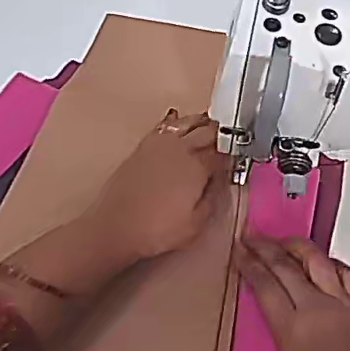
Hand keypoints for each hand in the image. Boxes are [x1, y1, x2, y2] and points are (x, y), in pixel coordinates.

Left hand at [80, 110, 227, 263]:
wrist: (115, 226)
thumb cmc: (158, 230)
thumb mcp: (196, 224)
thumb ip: (213, 199)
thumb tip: (220, 181)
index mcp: (198, 167)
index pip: (223, 153)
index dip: (231, 156)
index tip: (233, 161)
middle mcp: (182, 149)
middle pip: (209, 131)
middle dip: (221, 135)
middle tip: (226, 142)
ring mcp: (161, 143)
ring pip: (188, 121)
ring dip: (202, 122)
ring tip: (208, 127)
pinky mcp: (144, 145)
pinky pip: (165, 125)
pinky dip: (176, 120)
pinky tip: (178, 121)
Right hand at [236, 237, 349, 350]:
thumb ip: (264, 342)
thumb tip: (256, 320)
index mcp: (292, 329)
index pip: (265, 282)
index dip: (249, 263)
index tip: (240, 251)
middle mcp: (318, 311)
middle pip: (288, 265)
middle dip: (267, 247)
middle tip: (254, 238)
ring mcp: (340, 308)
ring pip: (318, 261)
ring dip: (298, 247)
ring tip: (284, 242)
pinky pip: (346, 275)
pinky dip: (331, 263)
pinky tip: (321, 261)